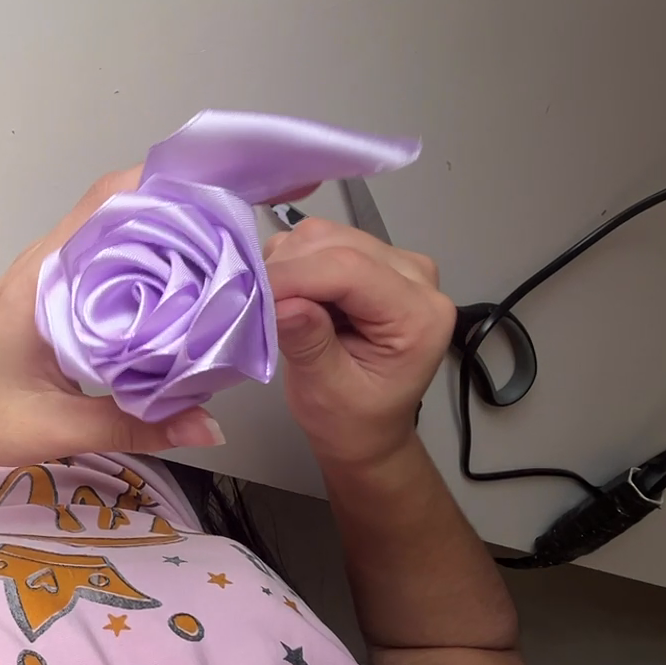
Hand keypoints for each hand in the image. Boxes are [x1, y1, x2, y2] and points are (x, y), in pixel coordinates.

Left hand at [0, 168, 224, 470]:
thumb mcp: (58, 429)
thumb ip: (135, 426)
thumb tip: (211, 428)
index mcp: (43, 281)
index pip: (108, 203)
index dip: (168, 187)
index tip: (224, 196)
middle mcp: (46, 265)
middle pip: (120, 211)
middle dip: (181, 213)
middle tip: (241, 235)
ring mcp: (47, 277)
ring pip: (114, 237)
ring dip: (164, 238)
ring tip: (224, 256)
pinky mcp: (51, 296)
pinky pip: (105, 265)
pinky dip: (143, 267)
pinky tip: (180, 293)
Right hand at [263, 217, 455, 469]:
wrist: (366, 429)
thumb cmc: (349, 419)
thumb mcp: (327, 391)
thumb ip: (309, 343)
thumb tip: (280, 301)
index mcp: (418, 315)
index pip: (349, 270)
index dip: (292, 277)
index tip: (247, 298)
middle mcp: (414, 277)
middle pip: (334, 243)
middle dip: (284, 269)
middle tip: (252, 306)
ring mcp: (393, 262)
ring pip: (322, 235)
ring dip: (285, 264)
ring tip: (272, 305)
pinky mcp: (369, 259)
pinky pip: (318, 241)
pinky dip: (289, 262)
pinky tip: (287, 296)